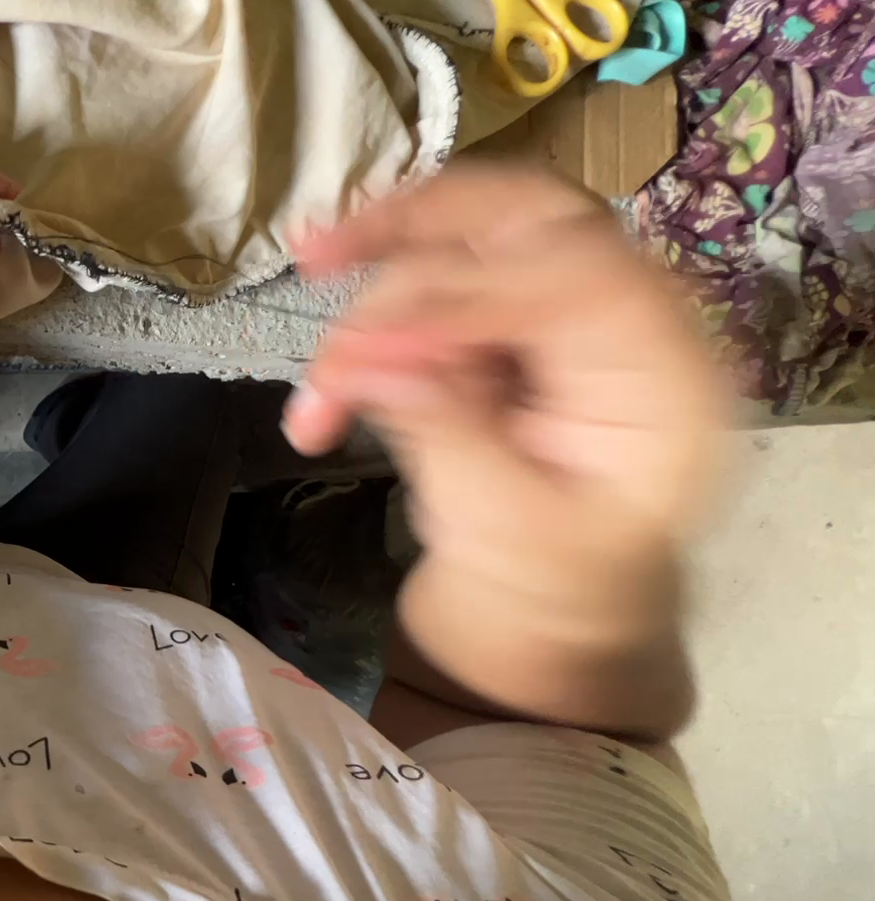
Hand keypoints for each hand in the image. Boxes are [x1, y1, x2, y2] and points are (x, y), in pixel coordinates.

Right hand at [286, 165, 729, 730]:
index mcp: (656, 372)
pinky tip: (318, 388)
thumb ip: (447, 432)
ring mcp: (538, 327)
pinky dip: (354, 338)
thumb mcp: (505, 526)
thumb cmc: (550, 586)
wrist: (543, 610)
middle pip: (518, 224)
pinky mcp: (481, 345)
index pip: (571, 283)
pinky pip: (410, 313)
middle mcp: (606, 324)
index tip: (361, 351)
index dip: (458, 300)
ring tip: (310, 414)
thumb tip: (365, 363)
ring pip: (443, 264)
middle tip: (312, 252)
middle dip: (408, 229)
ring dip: (359, 324)